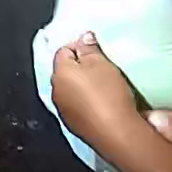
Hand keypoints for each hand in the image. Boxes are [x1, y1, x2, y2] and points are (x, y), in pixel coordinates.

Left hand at [49, 32, 146, 152]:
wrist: (116, 133)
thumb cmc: (108, 93)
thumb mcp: (101, 63)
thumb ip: (89, 49)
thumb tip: (82, 38)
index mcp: (59, 74)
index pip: (63, 51)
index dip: (79, 47)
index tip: (97, 49)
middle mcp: (56, 92)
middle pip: (66, 72)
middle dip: (81, 66)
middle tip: (103, 66)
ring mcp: (63, 110)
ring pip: (71, 90)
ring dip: (84, 85)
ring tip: (105, 85)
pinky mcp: (74, 125)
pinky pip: (78, 105)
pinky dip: (87, 101)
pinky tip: (103, 103)